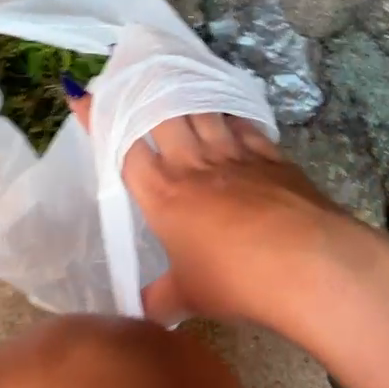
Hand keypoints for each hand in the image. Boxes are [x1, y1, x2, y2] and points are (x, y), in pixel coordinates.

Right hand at [69, 96, 379, 329]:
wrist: (306, 263)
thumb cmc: (236, 279)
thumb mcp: (191, 295)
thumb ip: (162, 298)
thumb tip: (144, 311)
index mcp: (162, 193)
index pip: (122, 146)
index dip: (100, 119)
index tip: (82, 94)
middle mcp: (193, 163)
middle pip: (161, 113)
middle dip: (143, 93)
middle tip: (131, 76)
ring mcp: (234, 153)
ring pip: (201, 109)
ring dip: (184, 93)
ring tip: (173, 78)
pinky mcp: (270, 154)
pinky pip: (242, 123)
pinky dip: (229, 113)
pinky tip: (226, 111)